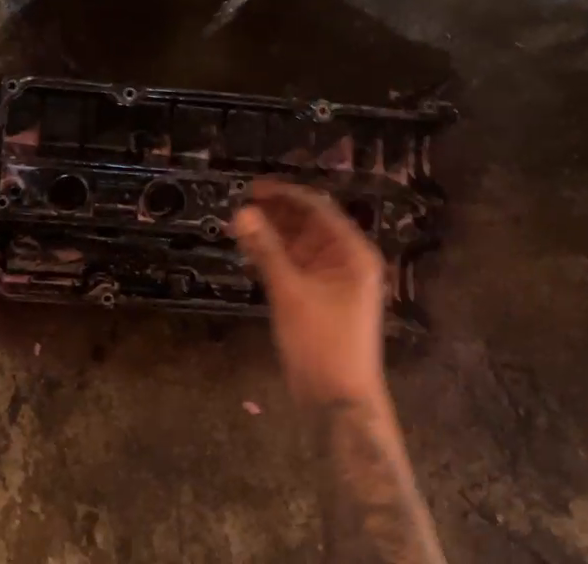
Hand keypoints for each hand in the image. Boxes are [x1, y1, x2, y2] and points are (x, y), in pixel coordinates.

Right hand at [232, 181, 386, 406]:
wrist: (338, 400)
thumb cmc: (322, 343)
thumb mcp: (290, 291)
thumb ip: (265, 249)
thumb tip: (241, 211)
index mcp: (352, 254)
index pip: (317, 208)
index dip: (284, 194)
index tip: (250, 187)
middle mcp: (344, 261)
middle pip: (307, 224)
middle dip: (274, 213)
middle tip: (237, 205)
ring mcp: (331, 279)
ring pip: (297, 244)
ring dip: (270, 233)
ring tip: (235, 225)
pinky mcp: (316, 296)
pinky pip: (293, 264)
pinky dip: (272, 255)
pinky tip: (247, 250)